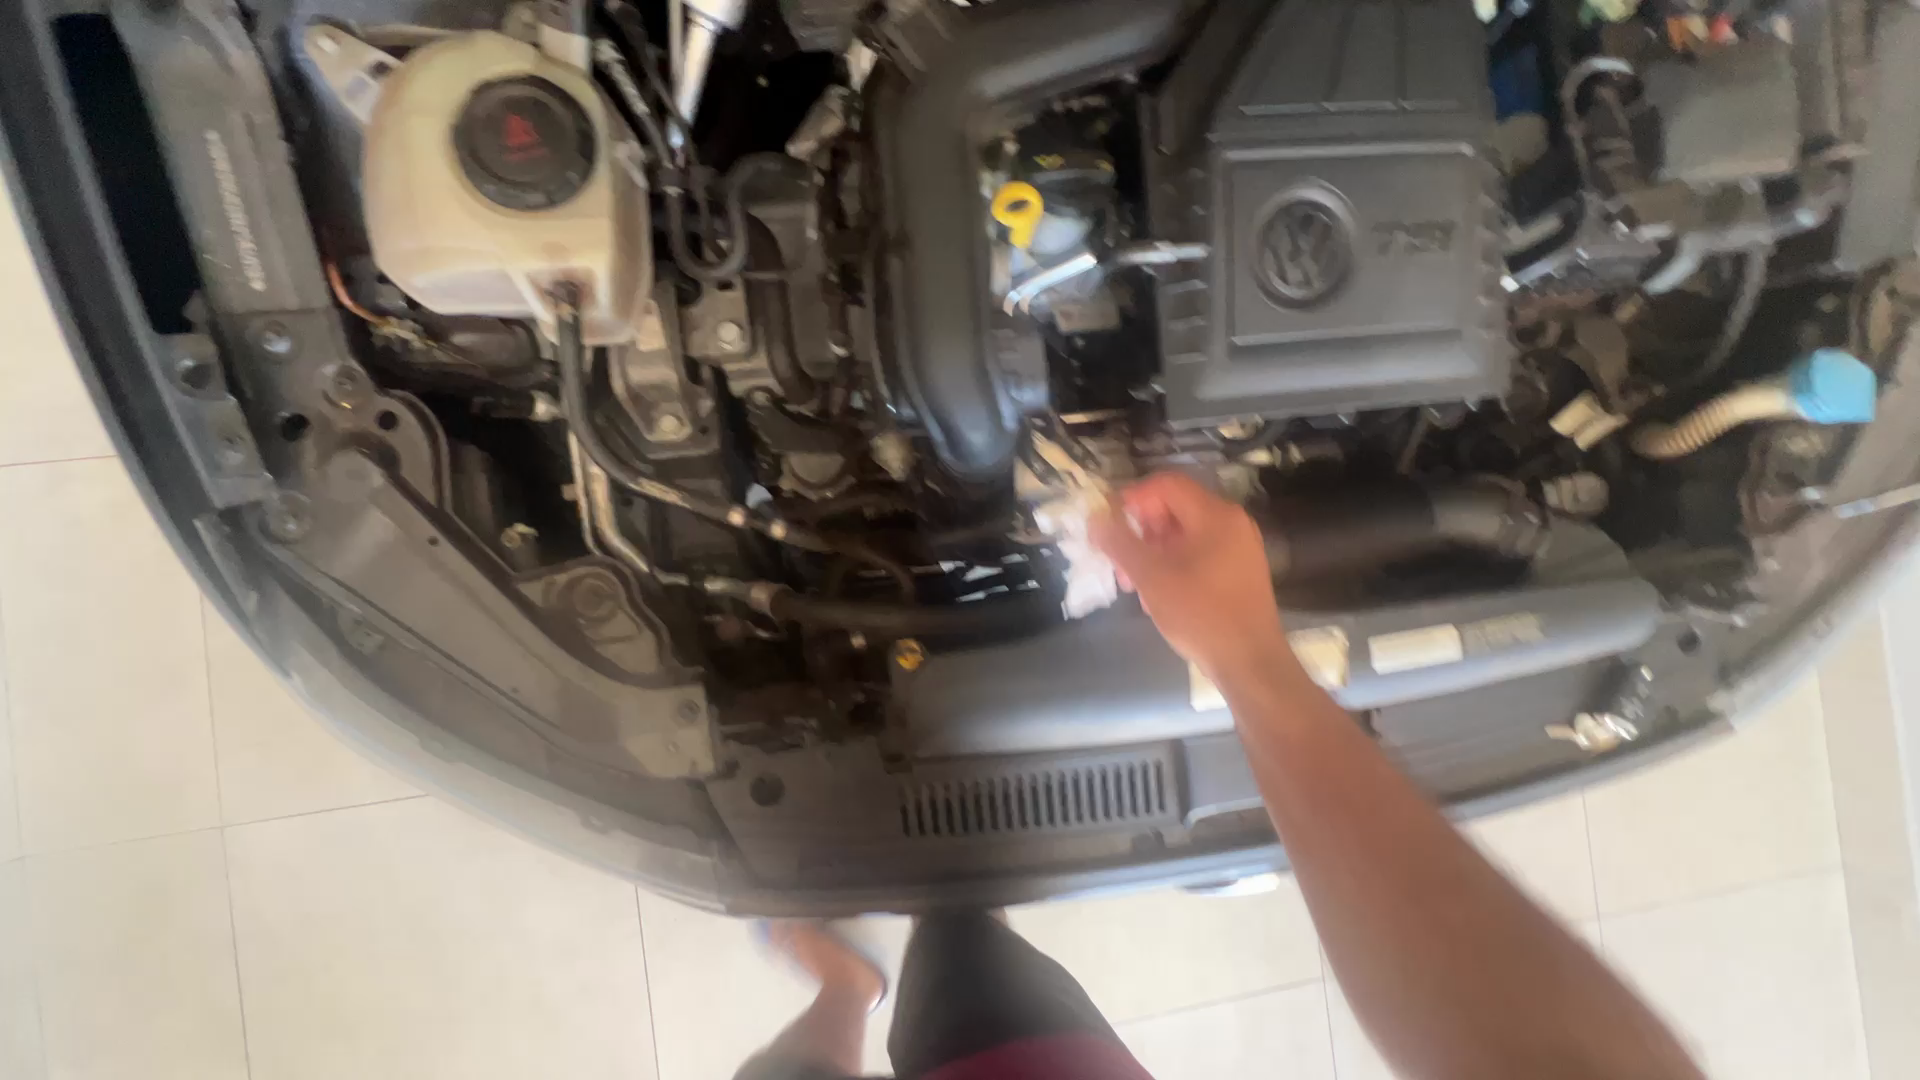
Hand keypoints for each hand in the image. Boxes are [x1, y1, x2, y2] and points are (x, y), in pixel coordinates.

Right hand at [1089, 471, 1288, 682]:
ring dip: (1152, 550)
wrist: (1250, 663)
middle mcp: (1231, 523)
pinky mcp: (1239, 570)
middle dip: (1139, 530)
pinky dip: (1172, 563)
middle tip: (1117, 560)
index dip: (1131, 498)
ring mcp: (1238, 547)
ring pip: (1184, 533)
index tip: (1108, 525)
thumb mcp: (1151, 577)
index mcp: (1215, 516)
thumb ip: (1119, 543)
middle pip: (1174, 507)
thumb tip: (1096, 519)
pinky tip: (1157, 593)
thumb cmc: (1200, 615)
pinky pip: (1198, 552)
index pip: (1166, 484)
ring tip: (1132, 583)